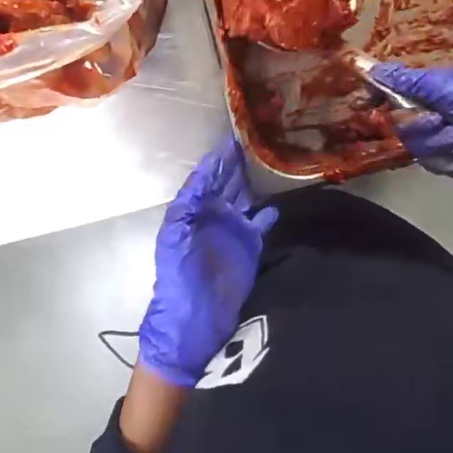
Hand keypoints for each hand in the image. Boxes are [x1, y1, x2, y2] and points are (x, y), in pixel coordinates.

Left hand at [136, 135, 277, 387]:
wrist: (194, 315)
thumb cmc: (178, 275)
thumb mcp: (175, 235)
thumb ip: (189, 204)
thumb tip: (204, 173)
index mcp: (192, 209)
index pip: (206, 177)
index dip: (218, 158)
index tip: (234, 137)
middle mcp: (213, 214)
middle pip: (227, 182)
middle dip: (237, 163)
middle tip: (256, 139)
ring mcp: (233, 229)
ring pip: (245, 197)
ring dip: (254, 181)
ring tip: (270, 160)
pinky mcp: (250, 245)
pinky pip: (262, 223)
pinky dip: (269, 212)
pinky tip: (277, 202)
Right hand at [368, 62, 452, 217]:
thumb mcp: (451, 93)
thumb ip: (413, 83)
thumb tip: (375, 69)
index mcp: (435, 85)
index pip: (394, 85)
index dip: (378, 92)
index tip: (364, 102)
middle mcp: (433, 107)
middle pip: (399, 118)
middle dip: (419, 125)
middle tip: (439, 122)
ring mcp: (438, 134)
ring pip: (412, 142)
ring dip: (438, 144)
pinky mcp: (443, 157)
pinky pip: (427, 160)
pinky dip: (446, 161)